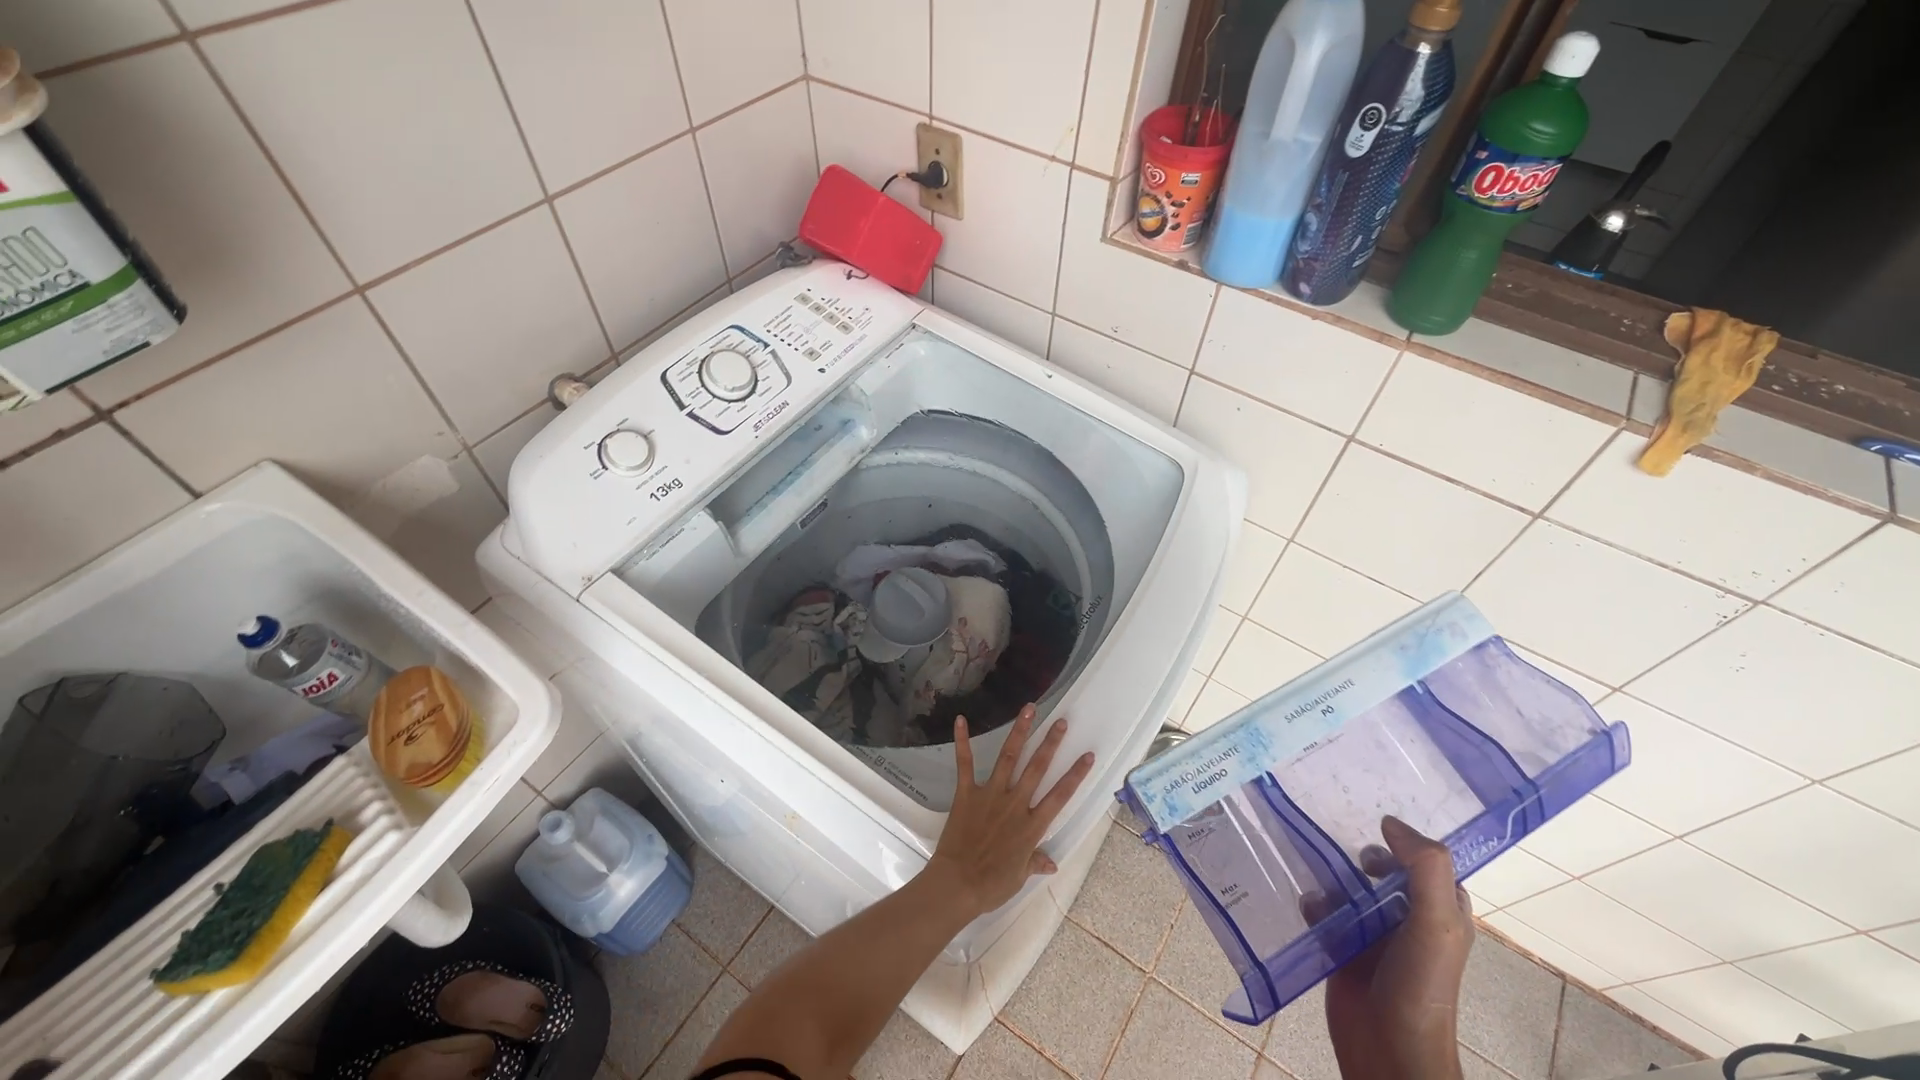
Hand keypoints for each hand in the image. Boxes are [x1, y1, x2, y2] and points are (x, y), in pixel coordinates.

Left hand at [926, 705, 1094, 919]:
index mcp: (1032, 826)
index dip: (1076, 774)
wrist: (957, 884)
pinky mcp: (966, 794)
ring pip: (1009, 758)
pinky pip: (965, 764)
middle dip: (1051, 743)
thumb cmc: (991, 885)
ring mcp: (990, 795)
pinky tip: (961, 719)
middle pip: (1038, 768)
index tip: (1088, 755)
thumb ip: (1034, 862)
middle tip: (1061, 721)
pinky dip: (962, 741)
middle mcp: (1015, 804)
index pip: (1060, 795)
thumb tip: (1051, 864)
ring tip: (1029, 710)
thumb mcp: (1019, 876)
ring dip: (1019, 732)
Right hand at [1324, 817, 1475, 1079]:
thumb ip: (1424, 868)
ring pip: (1350, 888)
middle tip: (1342, 844)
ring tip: (1314, 864)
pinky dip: (1313, 902)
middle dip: (1362, 856)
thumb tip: (1390, 822)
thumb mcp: (1435, 921)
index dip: (1406, 840)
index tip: (1373, 817)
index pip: (1425, 861)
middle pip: (1383, 871)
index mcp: (1439, 910)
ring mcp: (1373, 934)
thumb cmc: (1420, 983)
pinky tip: (1305, 901)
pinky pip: (1324, 913)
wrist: (1388, 1048)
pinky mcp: (1342, 949)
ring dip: (1332, 876)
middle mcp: (1408, 918)